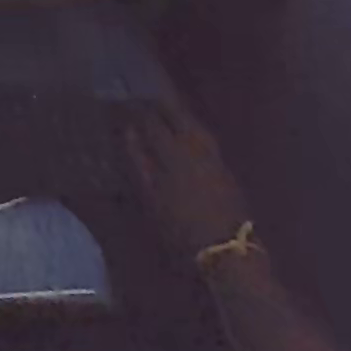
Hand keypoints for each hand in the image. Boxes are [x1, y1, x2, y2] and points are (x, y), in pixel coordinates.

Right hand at [126, 98, 253, 260]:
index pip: (152, 120)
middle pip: (178, 114)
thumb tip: (129, 130)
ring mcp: (214, 155)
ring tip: (164, 112)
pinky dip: (191, 128)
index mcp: (173, 150)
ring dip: (178, 115)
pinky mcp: (225, 167)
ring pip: (195, 124)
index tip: (124, 103)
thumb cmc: (179, 224)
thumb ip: (137, 158)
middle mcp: (195, 146)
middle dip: (160, 105)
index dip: (137, 109)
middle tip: (144, 101)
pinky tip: (185, 133)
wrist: (226, 249)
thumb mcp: (149, 193)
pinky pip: (205, 137)